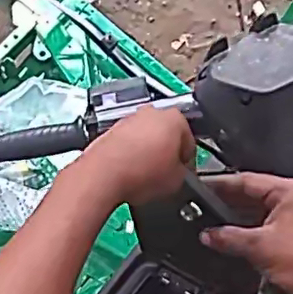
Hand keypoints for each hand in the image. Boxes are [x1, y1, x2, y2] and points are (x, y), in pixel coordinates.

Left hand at [70, 103, 195, 205]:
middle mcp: (151, 112)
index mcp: (174, 118)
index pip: (189, 140)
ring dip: (147, 153)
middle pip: (166, 134)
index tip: (183, 171)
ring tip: (145, 176)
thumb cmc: (139, 172)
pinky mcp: (110, 131)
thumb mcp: (176, 180)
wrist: (103, 176)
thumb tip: (177, 173)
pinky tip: (129, 173)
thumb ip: (182, 171)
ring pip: (145, 137)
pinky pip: (126, 144)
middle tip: (165, 173)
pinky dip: (129, 155)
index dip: (188, 160)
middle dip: (166, 152)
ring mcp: (128, 120)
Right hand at [199, 173, 292, 293]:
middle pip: (253, 193)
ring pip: (258, 208)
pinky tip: (231, 234)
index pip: (248, 180)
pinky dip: (247, 227)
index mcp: (290, 191)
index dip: (222, 184)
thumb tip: (209, 234)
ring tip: (212, 219)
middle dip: (227, 200)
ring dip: (236, 215)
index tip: (204, 185)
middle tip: (204, 203)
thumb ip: (228, 237)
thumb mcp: (257, 245)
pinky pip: (264, 222)